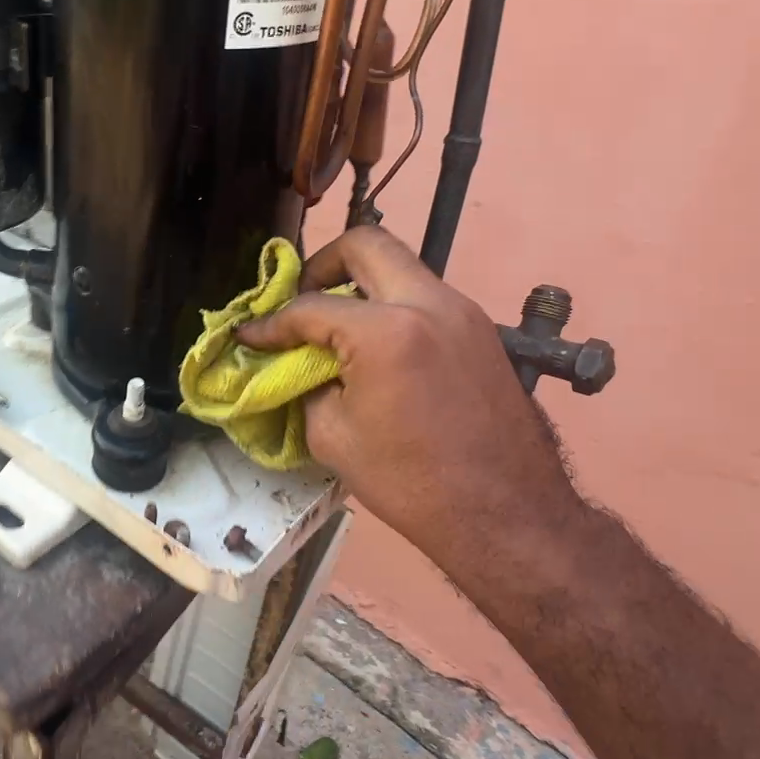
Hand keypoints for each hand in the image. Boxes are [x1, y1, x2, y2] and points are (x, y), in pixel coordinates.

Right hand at [236, 227, 575, 559]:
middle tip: (303, 304)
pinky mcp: (481, 329)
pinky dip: (391, 307)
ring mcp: (463, 311)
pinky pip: (423, 296)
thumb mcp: (333, 436)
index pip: (311, 307)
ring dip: (360, 285)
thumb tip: (296, 363)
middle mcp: (429, 303)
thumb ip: (306, 383)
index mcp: (386, 332)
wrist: (508, 515)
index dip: (271, 324)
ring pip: (400, 266)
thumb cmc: (412, 484)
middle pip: (364, 244)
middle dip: (322, 266)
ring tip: (338, 329)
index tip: (250, 337)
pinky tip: (377, 350)